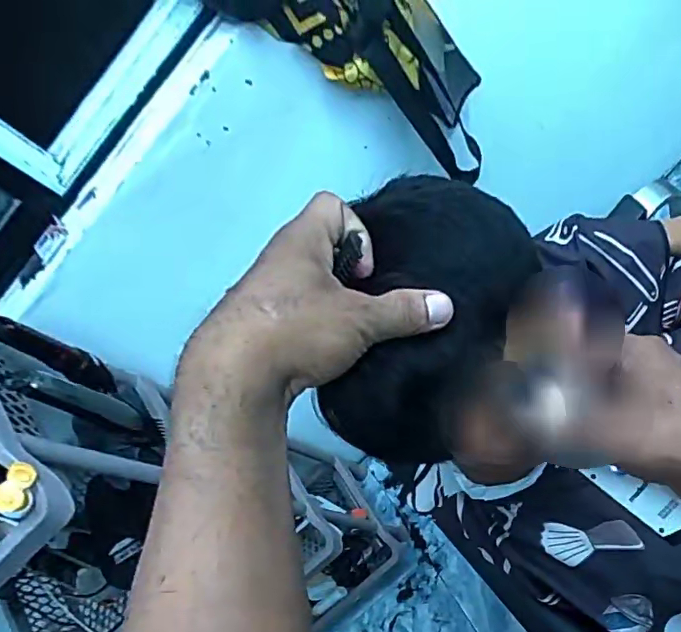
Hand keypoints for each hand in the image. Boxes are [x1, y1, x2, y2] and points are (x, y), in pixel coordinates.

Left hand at [181, 192, 453, 404]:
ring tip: (349, 335)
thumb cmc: (294, 330)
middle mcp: (280, 259)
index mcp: (301, 240)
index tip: (367, 274)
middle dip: (354, 277)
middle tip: (365, 307)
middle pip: (327, 249)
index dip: (360, 234)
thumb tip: (443, 305)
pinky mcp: (262, 325)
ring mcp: (268, 292)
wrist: (237, 376)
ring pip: (314, 285)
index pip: (333, 206)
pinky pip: (300, 315)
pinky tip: (328, 353)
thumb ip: (405, 311)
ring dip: (336, 306)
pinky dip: (318, 329)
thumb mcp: (361, 320)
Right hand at [543, 334, 680, 493]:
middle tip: (556, 409)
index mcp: (635, 345)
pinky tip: (613, 437)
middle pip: (602, 362)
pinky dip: (622, 415)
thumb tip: (527, 410)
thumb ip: (556, 418)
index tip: (540, 380)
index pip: (583, 337)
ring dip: (600, 403)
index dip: (557, 358)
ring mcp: (672, 378)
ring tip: (580, 426)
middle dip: (577, 385)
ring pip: (622, 384)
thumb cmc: (657, 435)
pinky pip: (640, 403)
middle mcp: (655, 353)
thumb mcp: (597, 427)